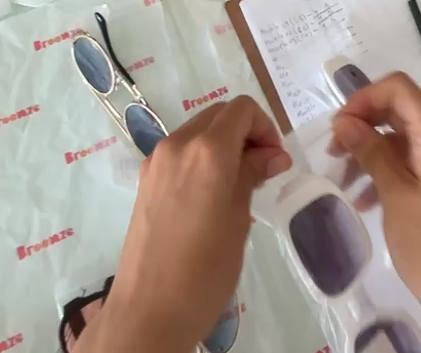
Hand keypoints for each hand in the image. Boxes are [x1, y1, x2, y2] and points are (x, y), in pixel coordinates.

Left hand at [81, 96, 292, 352]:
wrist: (147, 311)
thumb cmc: (204, 270)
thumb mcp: (239, 219)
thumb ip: (253, 174)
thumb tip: (273, 153)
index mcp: (208, 150)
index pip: (242, 109)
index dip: (265, 126)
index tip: (274, 159)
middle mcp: (179, 143)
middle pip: (220, 113)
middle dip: (245, 131)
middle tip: (262, 168)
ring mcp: (158, 158)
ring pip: (199, 128)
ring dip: (223, 142)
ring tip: (237, 182)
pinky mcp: (146, 177)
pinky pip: (181, 149)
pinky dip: (202, 155)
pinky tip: (210, 191)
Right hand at [331, 73, 420, 352]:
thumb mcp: (394, 195)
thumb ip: (371, 151)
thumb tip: (345, 121)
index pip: (400, 89)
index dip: (366, 97)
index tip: (340, 124)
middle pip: (399, 110)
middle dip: (363, 122)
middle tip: (334, 148)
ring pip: (400, 135)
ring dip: (369, 148)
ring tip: (341, 175)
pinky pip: (408, 159)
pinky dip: (383, 167)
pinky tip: (361, 196)